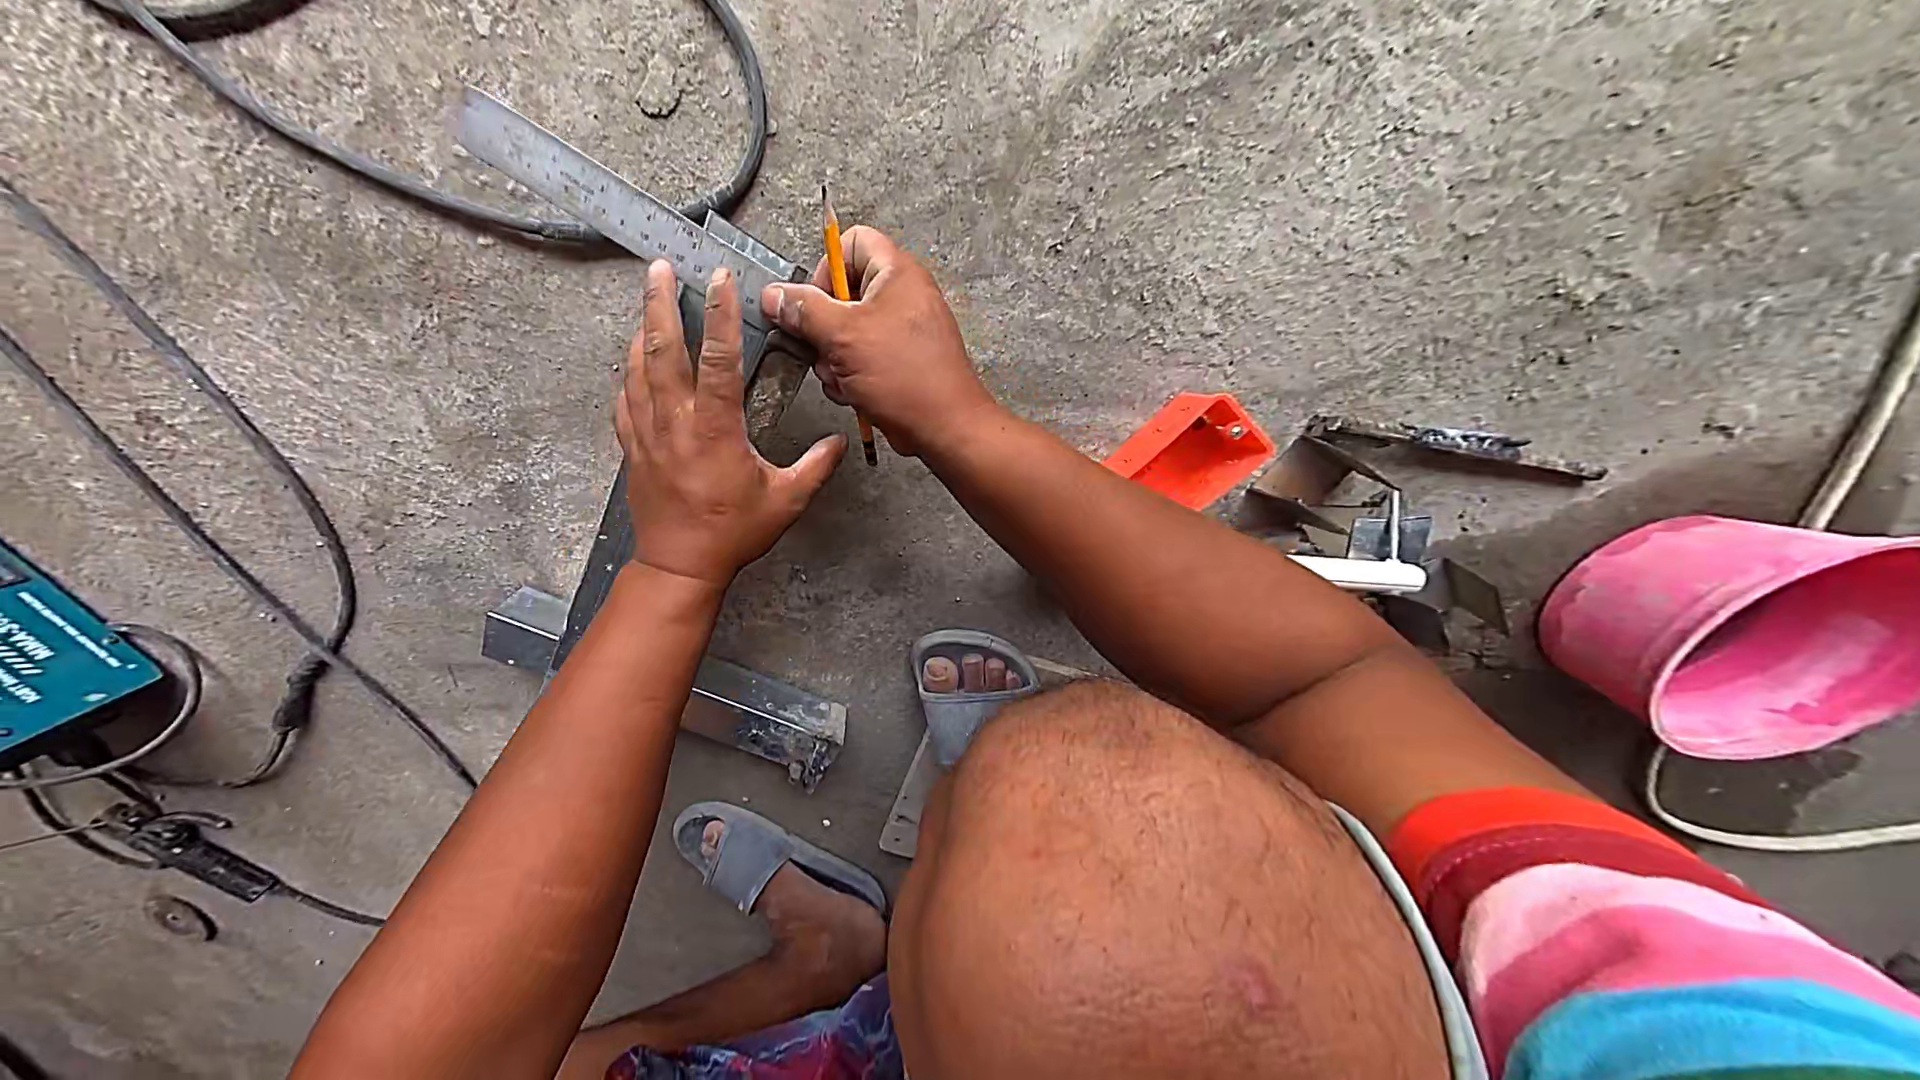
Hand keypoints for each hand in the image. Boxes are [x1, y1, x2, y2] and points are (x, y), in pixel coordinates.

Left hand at [616, 261, 845, 586]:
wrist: (681, 565)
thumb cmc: (731, 534)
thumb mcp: (786, 500)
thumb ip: (815, 467)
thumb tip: (837, 444)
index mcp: (715, 430)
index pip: (718, 359)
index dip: (720, 315)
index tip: (720, 281)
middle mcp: (676, 424)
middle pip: (662, 350)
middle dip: (660, 304)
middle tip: (660, 270)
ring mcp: (649, 435)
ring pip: (637, 370)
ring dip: (642, 331)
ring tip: (647, 303)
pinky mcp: (634, 450)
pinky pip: (624, 401)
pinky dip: (628, 374)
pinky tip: (633, 362)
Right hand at [760, 226, 1001, 456]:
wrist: (943, 428)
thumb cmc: (909, 378)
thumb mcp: (844, 335)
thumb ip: (804, 310)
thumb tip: (776, 296)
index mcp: (897, 274)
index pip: (850, 243)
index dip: (825, 268)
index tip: (816, 301)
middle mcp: (901, 298)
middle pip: (841, 295)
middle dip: (824, 327)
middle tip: (826, 347)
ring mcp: (901, 333)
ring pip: (845, 334)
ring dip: (834, 360)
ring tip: (845, 376)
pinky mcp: (898, 364)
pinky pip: (859, 361)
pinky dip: (850, 378)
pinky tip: (856, 393)